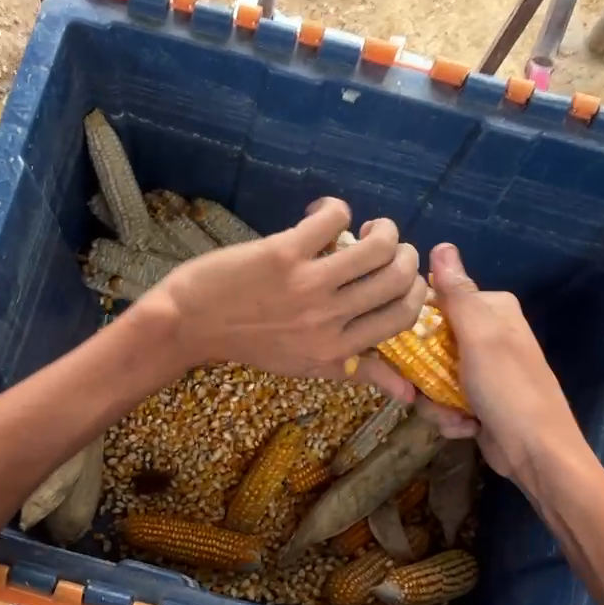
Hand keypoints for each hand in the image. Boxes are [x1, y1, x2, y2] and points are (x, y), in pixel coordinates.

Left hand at [145, 198, 426, 386]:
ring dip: (382, 227)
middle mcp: (328, 320)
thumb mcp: (305, 367)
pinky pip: (335, 217)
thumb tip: (409, 395)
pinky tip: (318, 214)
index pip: (402, 317)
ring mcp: (308, 286)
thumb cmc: (246, 343)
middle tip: (384, 247)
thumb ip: (356, 372)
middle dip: (405, 255)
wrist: (188, 325)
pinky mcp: (285, 253)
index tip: (401, 277)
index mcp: (336, 350)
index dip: (415, 291)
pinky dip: (335, 208)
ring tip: (364, 227)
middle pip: (399, 278)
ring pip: (379, 245)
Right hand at [429, 243, 588, 481]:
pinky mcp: (477, 401)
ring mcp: (482, 371)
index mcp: (492, 311)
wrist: (537, 453)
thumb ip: (457, 294)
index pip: (436, 303)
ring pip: (431, 378)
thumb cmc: (509, 390)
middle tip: (423, 391)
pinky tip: (466, 428)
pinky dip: (449, 419)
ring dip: (436, 403)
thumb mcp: (480, 337)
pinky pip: (444, 403)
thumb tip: (440, 245)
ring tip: (456, 417)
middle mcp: (487, 335)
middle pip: (428, 345)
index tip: (401, 349)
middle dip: (423, 375)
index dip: (414, 327)